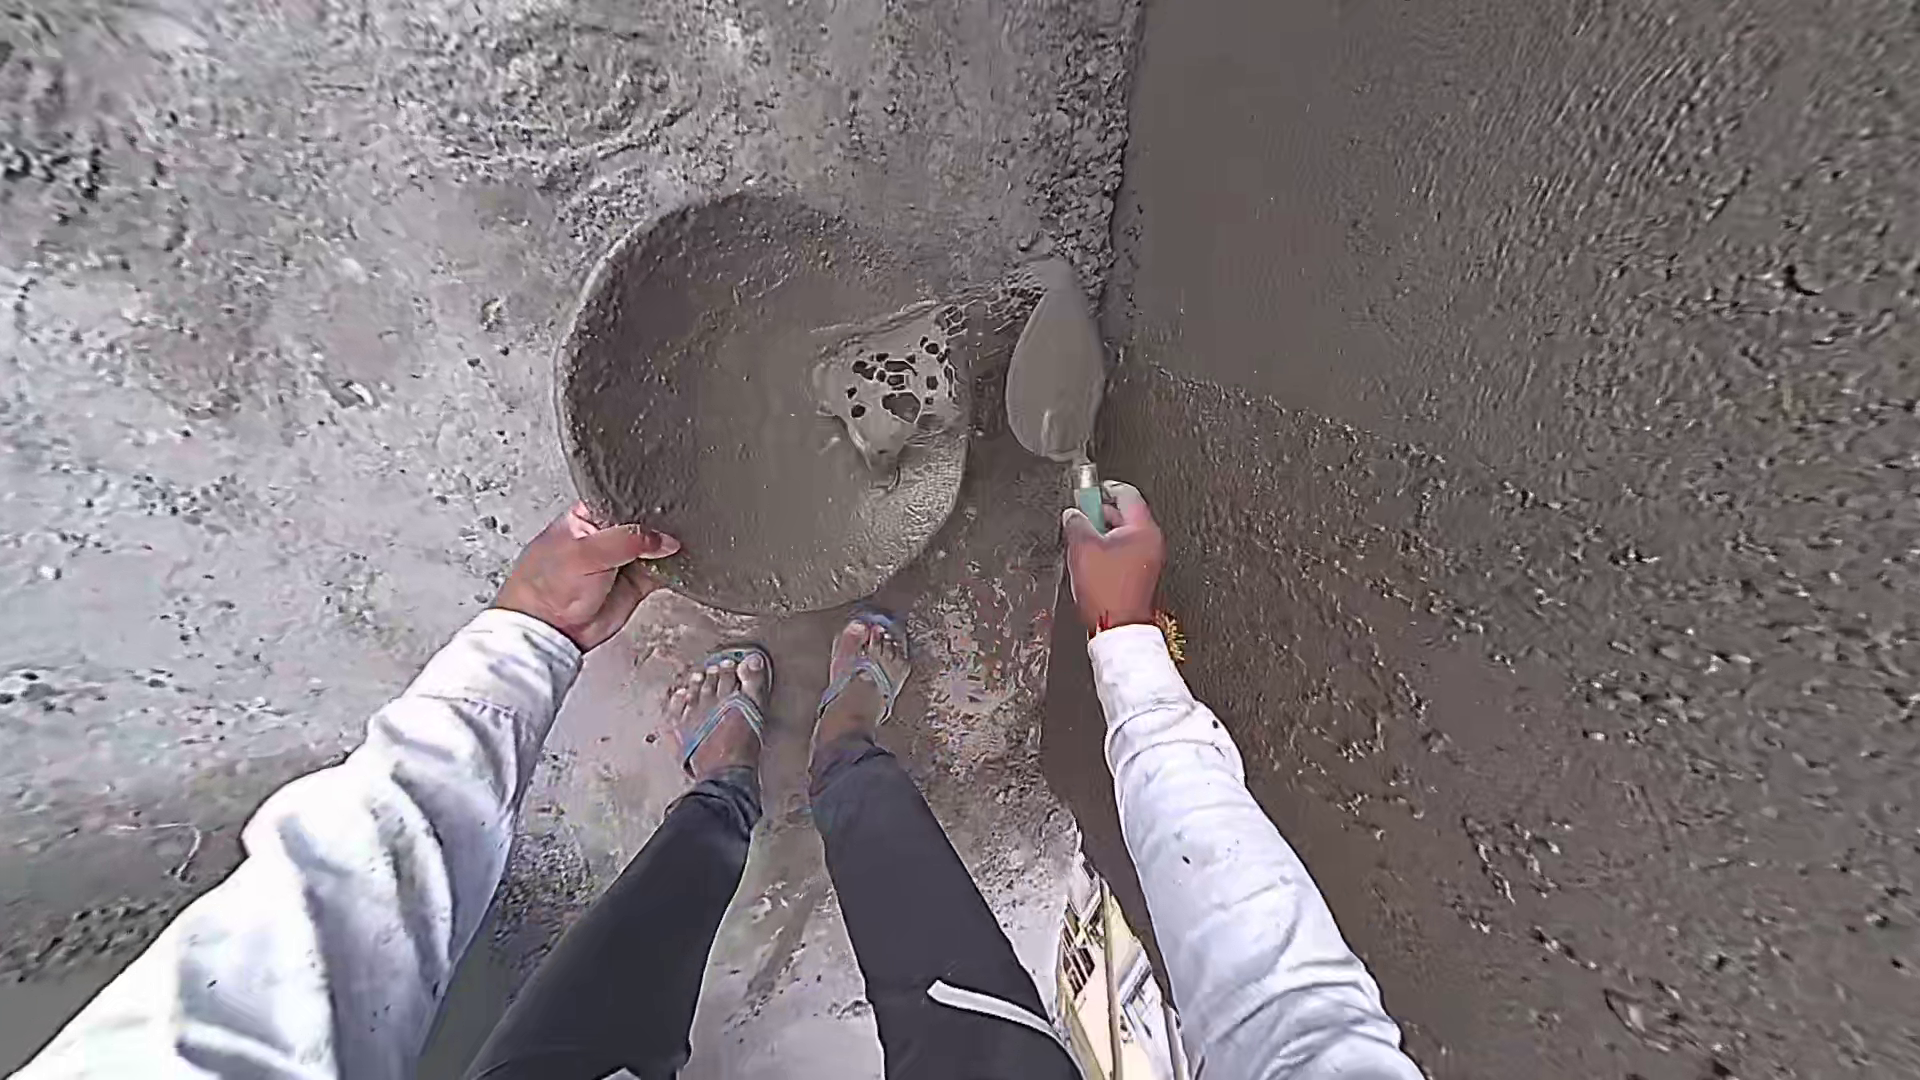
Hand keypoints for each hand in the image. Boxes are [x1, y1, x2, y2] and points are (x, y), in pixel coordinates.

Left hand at [494, 502, 681, 650]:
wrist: (551, 631)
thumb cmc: (547, 588)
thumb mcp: (587, 552)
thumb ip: (628, 540)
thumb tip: (664, 539)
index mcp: (585, 519)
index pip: (620, 500)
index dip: (641, 501)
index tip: (663, 504)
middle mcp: (606, 537)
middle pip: (643, 523)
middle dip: (659, 525)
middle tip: (671, 528)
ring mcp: (622, 560)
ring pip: (656, 546)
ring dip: (668, 547)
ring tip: (676, 545)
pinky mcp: (637, 582)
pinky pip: (663, 570)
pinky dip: (673, 567)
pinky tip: (679, 562)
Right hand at [1062, 479, 1165, 633]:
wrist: (1117, 627)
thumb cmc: (1108, 591)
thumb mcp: (1083, 548)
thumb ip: (1076, 523)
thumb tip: (1073, 514)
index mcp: (1143, 530)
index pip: (1127, 494)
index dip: (1106, 487)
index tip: (1092, 486)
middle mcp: (1150, 542)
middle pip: (1125, 513)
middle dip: (1099, 512)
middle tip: (1080, 514)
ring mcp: (1147, 558)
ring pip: (1122, 533)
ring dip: (1102, 531)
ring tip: (1081, 539)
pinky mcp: (1140, 573)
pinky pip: (1123, 550)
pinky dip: (1107, 548)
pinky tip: (1090, 557)